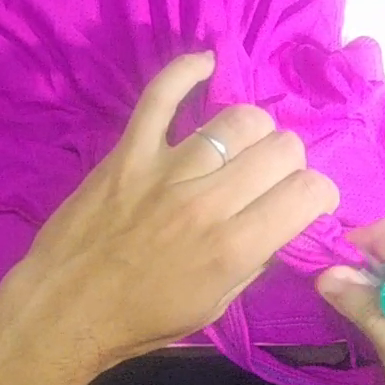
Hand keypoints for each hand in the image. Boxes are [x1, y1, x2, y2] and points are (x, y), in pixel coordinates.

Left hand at [0, 52, 338, 383]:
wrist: (64, 311)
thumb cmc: (141, 320)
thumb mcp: (214, 306)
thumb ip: (252, 261)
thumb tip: (276, 224)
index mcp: (233, 247)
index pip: (307, 192)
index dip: (320, 195)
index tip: (307, 203)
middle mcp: (208, 201)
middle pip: (281, 148)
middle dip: (290, 163)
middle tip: (272, 180)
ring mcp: (166, 169)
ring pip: (238, 119)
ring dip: (254, 130)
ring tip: (243, 147)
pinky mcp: (129, 152)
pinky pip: (161, 95)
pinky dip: (185, 72)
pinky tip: (206, 65)